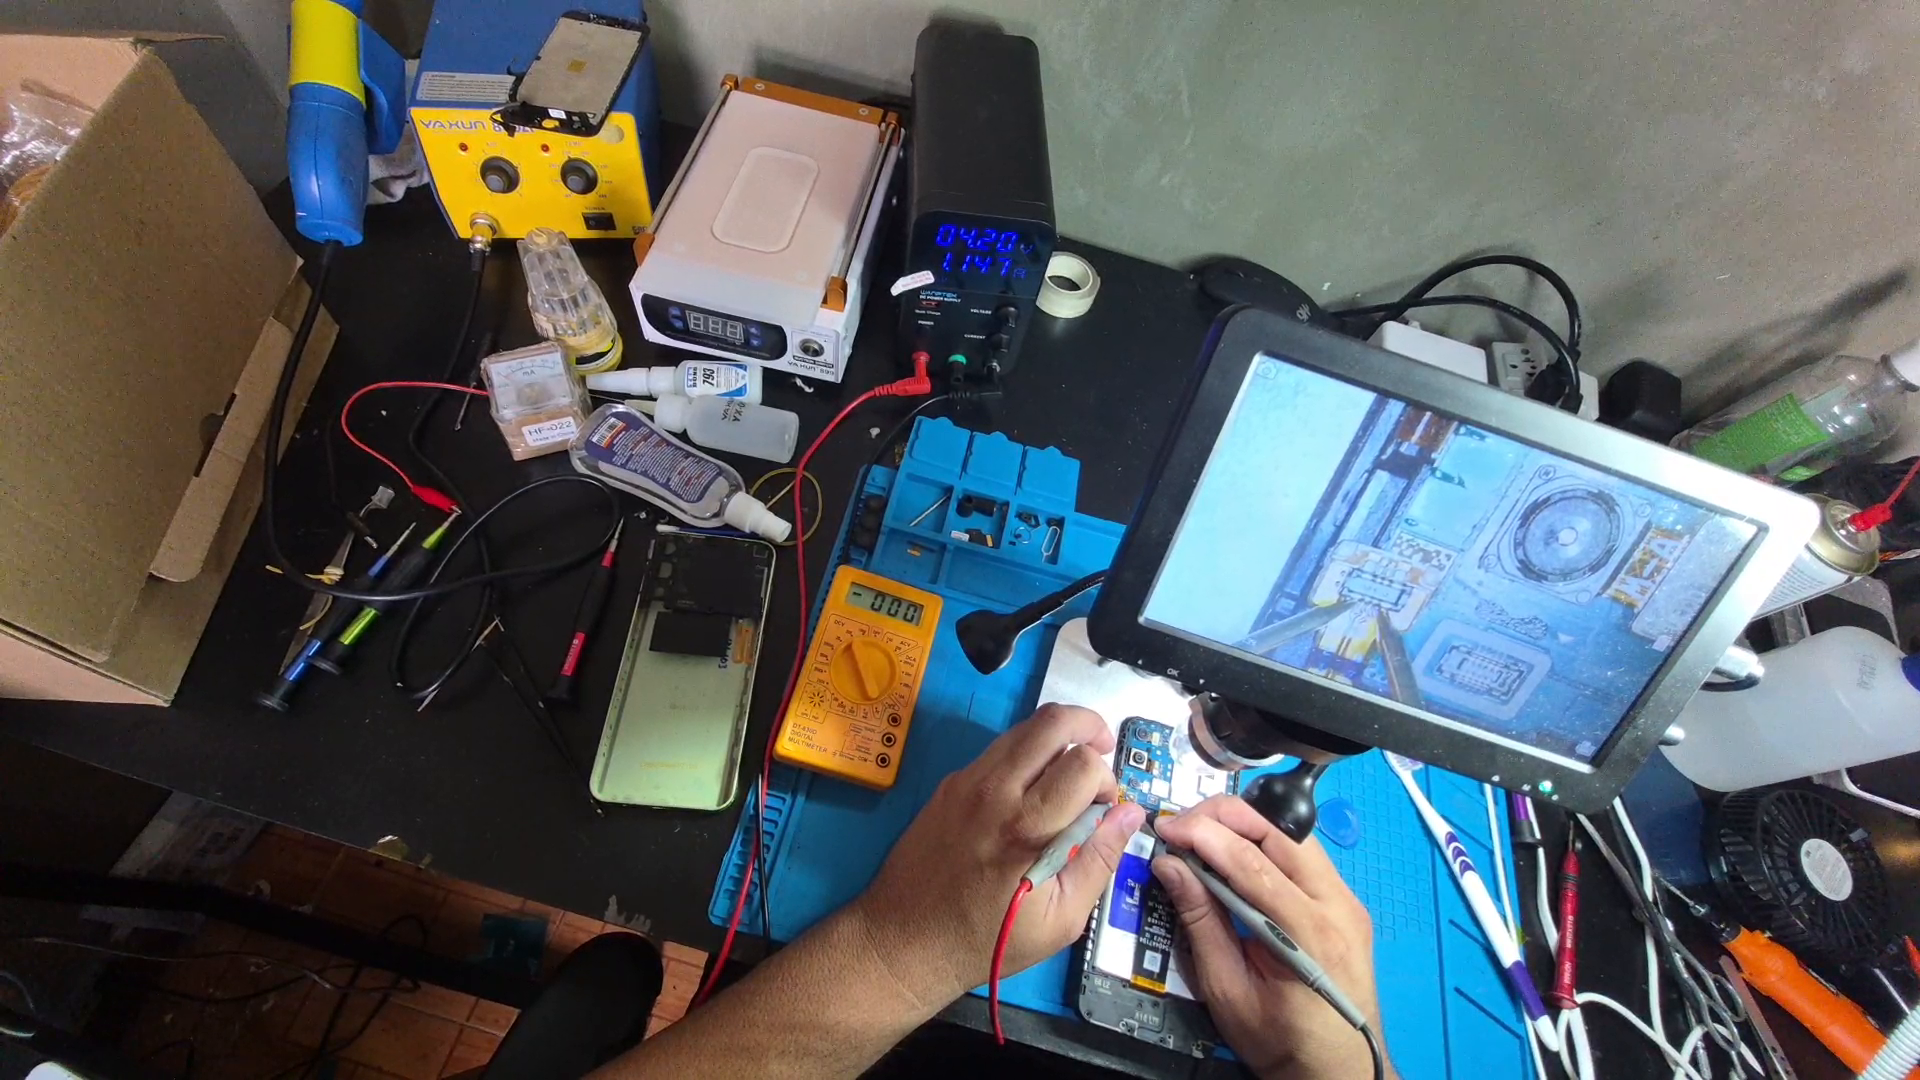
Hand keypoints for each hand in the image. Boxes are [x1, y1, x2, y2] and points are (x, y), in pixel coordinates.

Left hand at [846, 704, 1146, 1010]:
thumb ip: (1100, 860)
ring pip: (1025, 727)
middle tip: (1102, 749)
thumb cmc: (988, 939)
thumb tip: (1130, 813)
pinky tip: (1033, 786)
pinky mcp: (952, 779)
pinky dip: (1027, 752)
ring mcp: (968, 778)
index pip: (1082, 763)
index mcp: (1026, 827)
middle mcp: (996, 788)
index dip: (1107, 779)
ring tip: (1070, 767)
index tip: (1105, 806)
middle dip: (1090, 725)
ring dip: (1057, 736)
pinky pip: (1000, 747)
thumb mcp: (1060, 920)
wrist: (906, 937)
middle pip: (1053, 720)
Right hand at [1152, 796, 1391, 1079]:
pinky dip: (1259, 837)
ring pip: (1289, 831)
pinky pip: (1297, 848)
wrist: (1338, 1072)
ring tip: (1199, 832)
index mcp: (1311, 934)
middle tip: (1178, 824)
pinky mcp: (1342, 897)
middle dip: (1221, 815)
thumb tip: (1167, 864)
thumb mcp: (1227, 990)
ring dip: (1240, 821)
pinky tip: (1229, 847)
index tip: (1164, 828)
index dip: (1202, 834)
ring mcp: (1345, 897)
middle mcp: (1337, 904)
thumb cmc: (1280, 1041)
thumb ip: (1200, 921)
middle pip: (1277, 831)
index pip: (1251, 861)